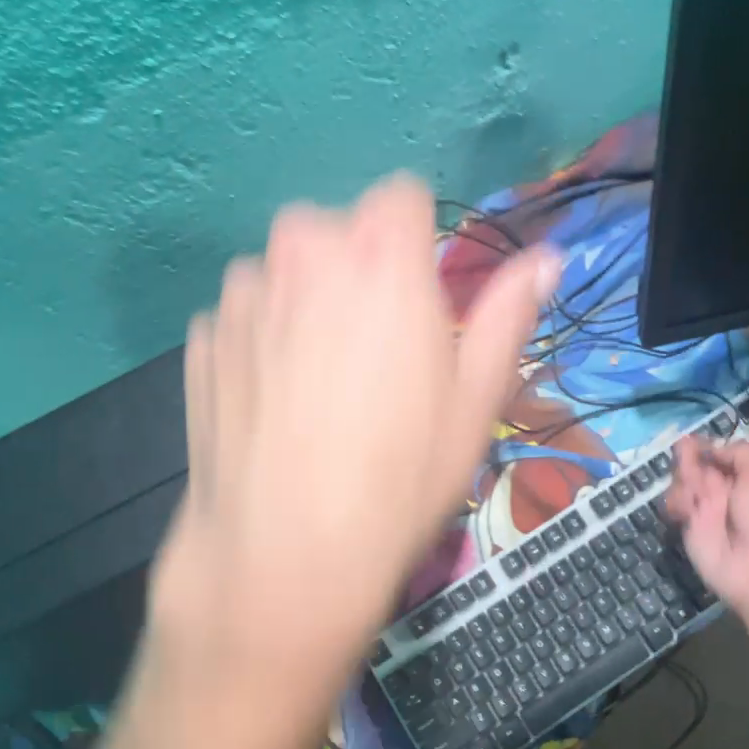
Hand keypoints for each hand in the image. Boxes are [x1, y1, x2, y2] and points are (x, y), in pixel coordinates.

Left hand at [148, 174, 557, 715]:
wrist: (283, 555)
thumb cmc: (401, 476)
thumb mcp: (476, 400)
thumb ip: (509, 314)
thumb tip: (545, 259)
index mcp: (382, 257)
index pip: (401, 194)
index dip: (417, 239)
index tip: (422, 293)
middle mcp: (304, 254)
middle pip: (338, 226)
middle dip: (360, 266)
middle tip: (377, 346)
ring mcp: (243, 294)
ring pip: (286, 269)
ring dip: (306, 299)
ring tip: (321, 381)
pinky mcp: (202, 337)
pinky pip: (245, 313)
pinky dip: (263, 337)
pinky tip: (276, 403)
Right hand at [660, 436, 748, 623]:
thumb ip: (738, 454)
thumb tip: (714, 447)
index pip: (723, 457)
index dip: (708, 448)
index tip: (693, 441)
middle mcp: (728, 494)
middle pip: (699, 467)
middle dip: (690, 461)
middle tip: (684, 455)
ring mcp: (707, 511)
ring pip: (684, 483)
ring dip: (684, 481)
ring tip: (694, 491)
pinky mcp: (691, 528)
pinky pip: (676, 506)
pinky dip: (678, 502)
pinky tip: (686, 509)